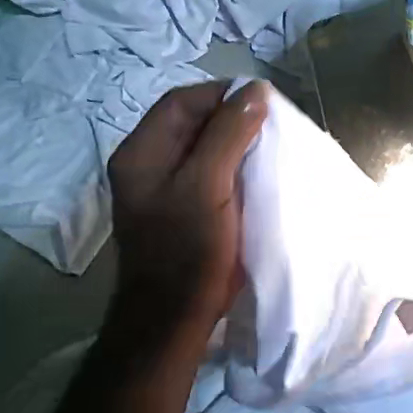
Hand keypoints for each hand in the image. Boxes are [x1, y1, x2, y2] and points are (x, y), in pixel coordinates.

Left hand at [106, 80, 270, 339]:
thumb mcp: (207, 186)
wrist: (174, 320)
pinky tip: (257, 174)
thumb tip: (254, 91)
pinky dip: (233, 168)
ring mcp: (163, 190)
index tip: (263, 102)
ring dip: (235, 143)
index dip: (221, 95)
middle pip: (191, 123)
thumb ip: (228, 134)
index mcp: (141, 153)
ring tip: (269, 146)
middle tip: (271, 124)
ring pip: (202, 149)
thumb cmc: (188, 252)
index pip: (181, 102)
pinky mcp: (182, 210)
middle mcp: (146, 165)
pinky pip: (208, 174)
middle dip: (231, 118)